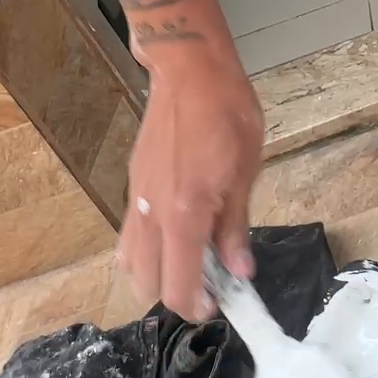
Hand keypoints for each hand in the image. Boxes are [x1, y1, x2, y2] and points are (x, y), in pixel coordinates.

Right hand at [117, 41, 263, 320]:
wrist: (190, 71)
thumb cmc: (227, 114)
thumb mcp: (246, 171)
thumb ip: (235, 226)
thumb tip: (239, 270)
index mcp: (183, 215)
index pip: (176, 287)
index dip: (197, 306)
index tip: (219, 303)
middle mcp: (151, 214)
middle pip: (146, 282)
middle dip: (175, 291)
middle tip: (211, 279)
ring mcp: (136, 198)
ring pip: (131, 260)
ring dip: (158, 270)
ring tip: (194, 254)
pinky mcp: (134, 182)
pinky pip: (131, 231)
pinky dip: (148, 244)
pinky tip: (179, 226)